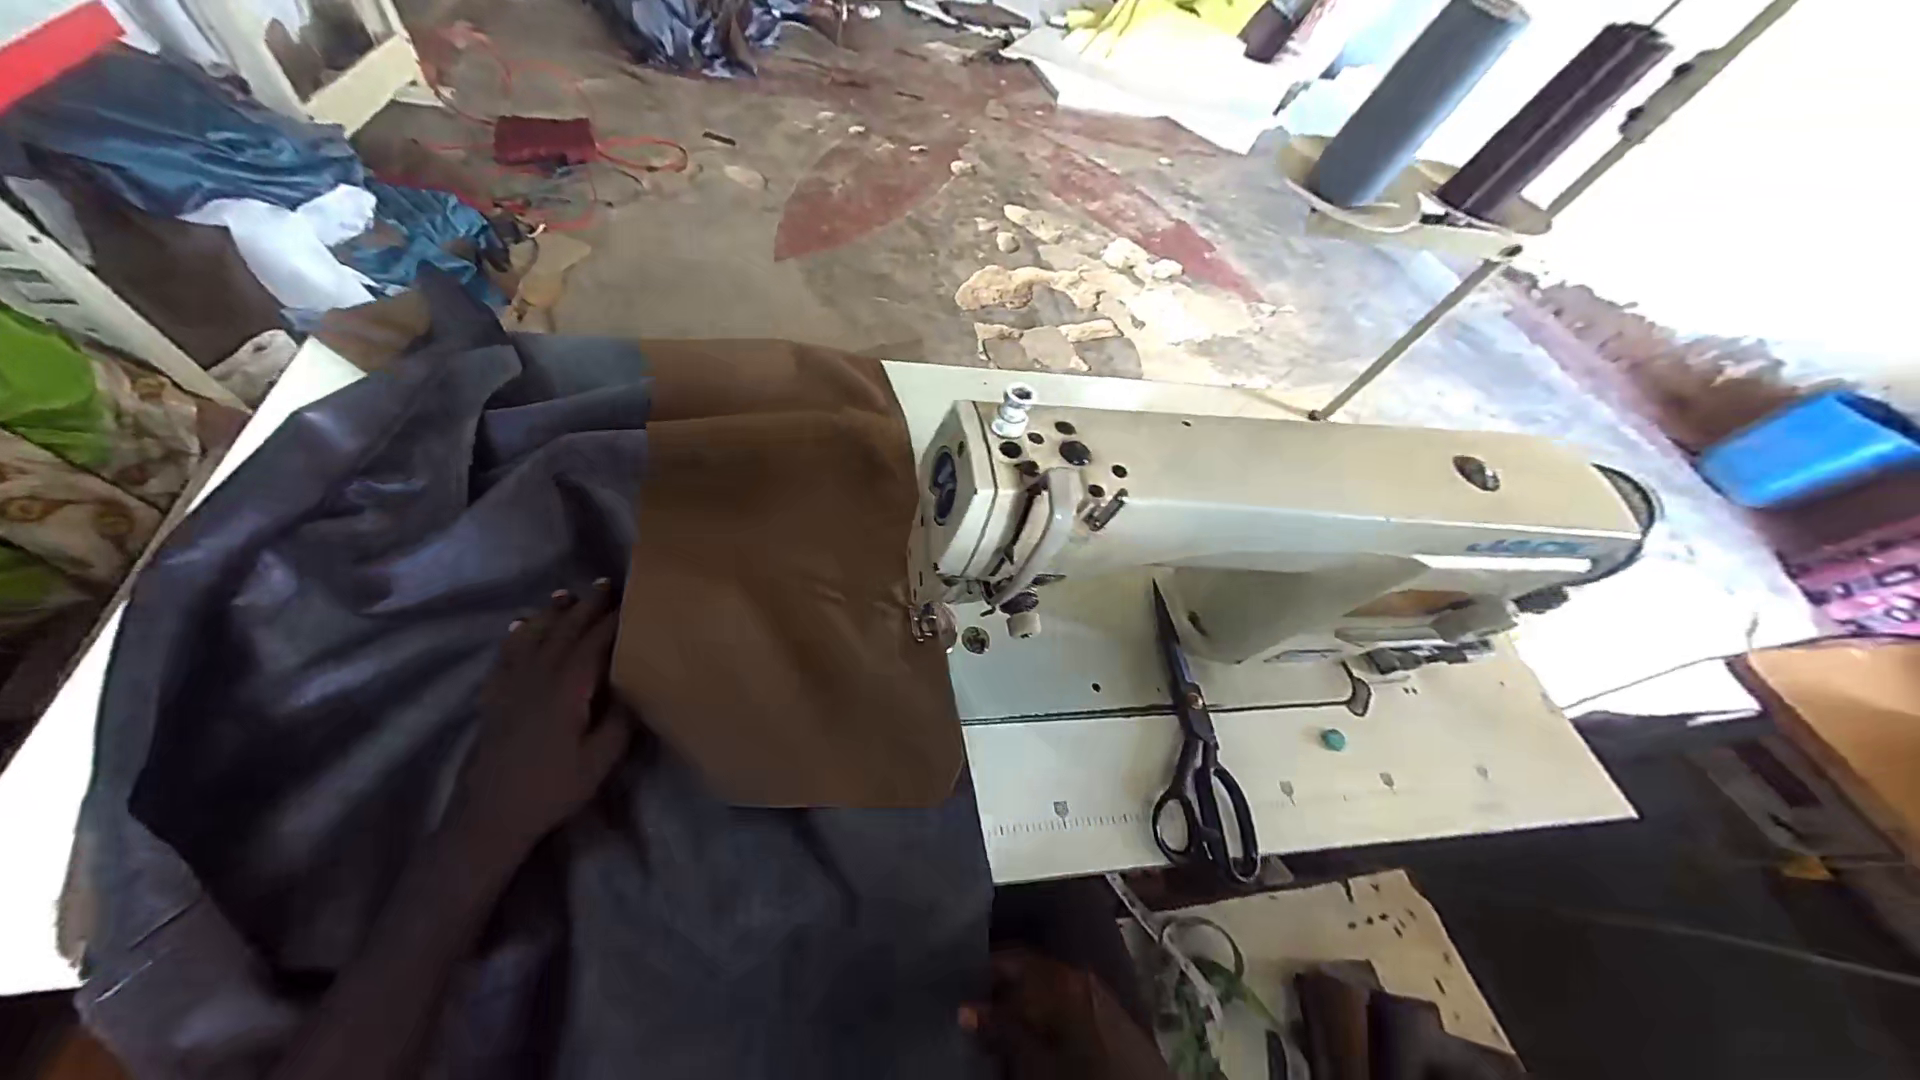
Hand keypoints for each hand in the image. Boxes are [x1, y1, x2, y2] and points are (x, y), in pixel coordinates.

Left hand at [448, 580, 632, 857]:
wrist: (488, 817)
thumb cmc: (552, 788)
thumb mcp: (600, 759)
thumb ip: (621, 720)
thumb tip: (636, 687)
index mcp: (566, 690)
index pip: (593, 644)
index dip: (613, 621)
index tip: (632, 600)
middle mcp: (536, 679)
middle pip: (563, 633)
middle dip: (585, 606)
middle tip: (604, 583)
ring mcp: (510, 687)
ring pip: (532, 638)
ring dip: (551, 614)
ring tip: (565, 594)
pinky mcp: (494, 700)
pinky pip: (505, 656)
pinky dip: (516, 636)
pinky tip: (519, 626)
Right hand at [963, 950, 1174, 1079]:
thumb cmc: (1085, 1076)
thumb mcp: (1035, 1059)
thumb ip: (1001, 1028)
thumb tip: (966, 1008)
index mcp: (1061, 976)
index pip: (1012, 957)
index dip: (983, 972)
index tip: (961, 985)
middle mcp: (1080, 975)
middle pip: (1030, 971)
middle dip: (1003, 988)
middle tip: (977, 1009)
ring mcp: (1097, 995)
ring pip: (1048, 988)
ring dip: (1024, 1003)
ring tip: (1001, 1026)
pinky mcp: (1110, 1017)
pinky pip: (1067, 1003)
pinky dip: (1047, 1014)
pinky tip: (1036, 1033)